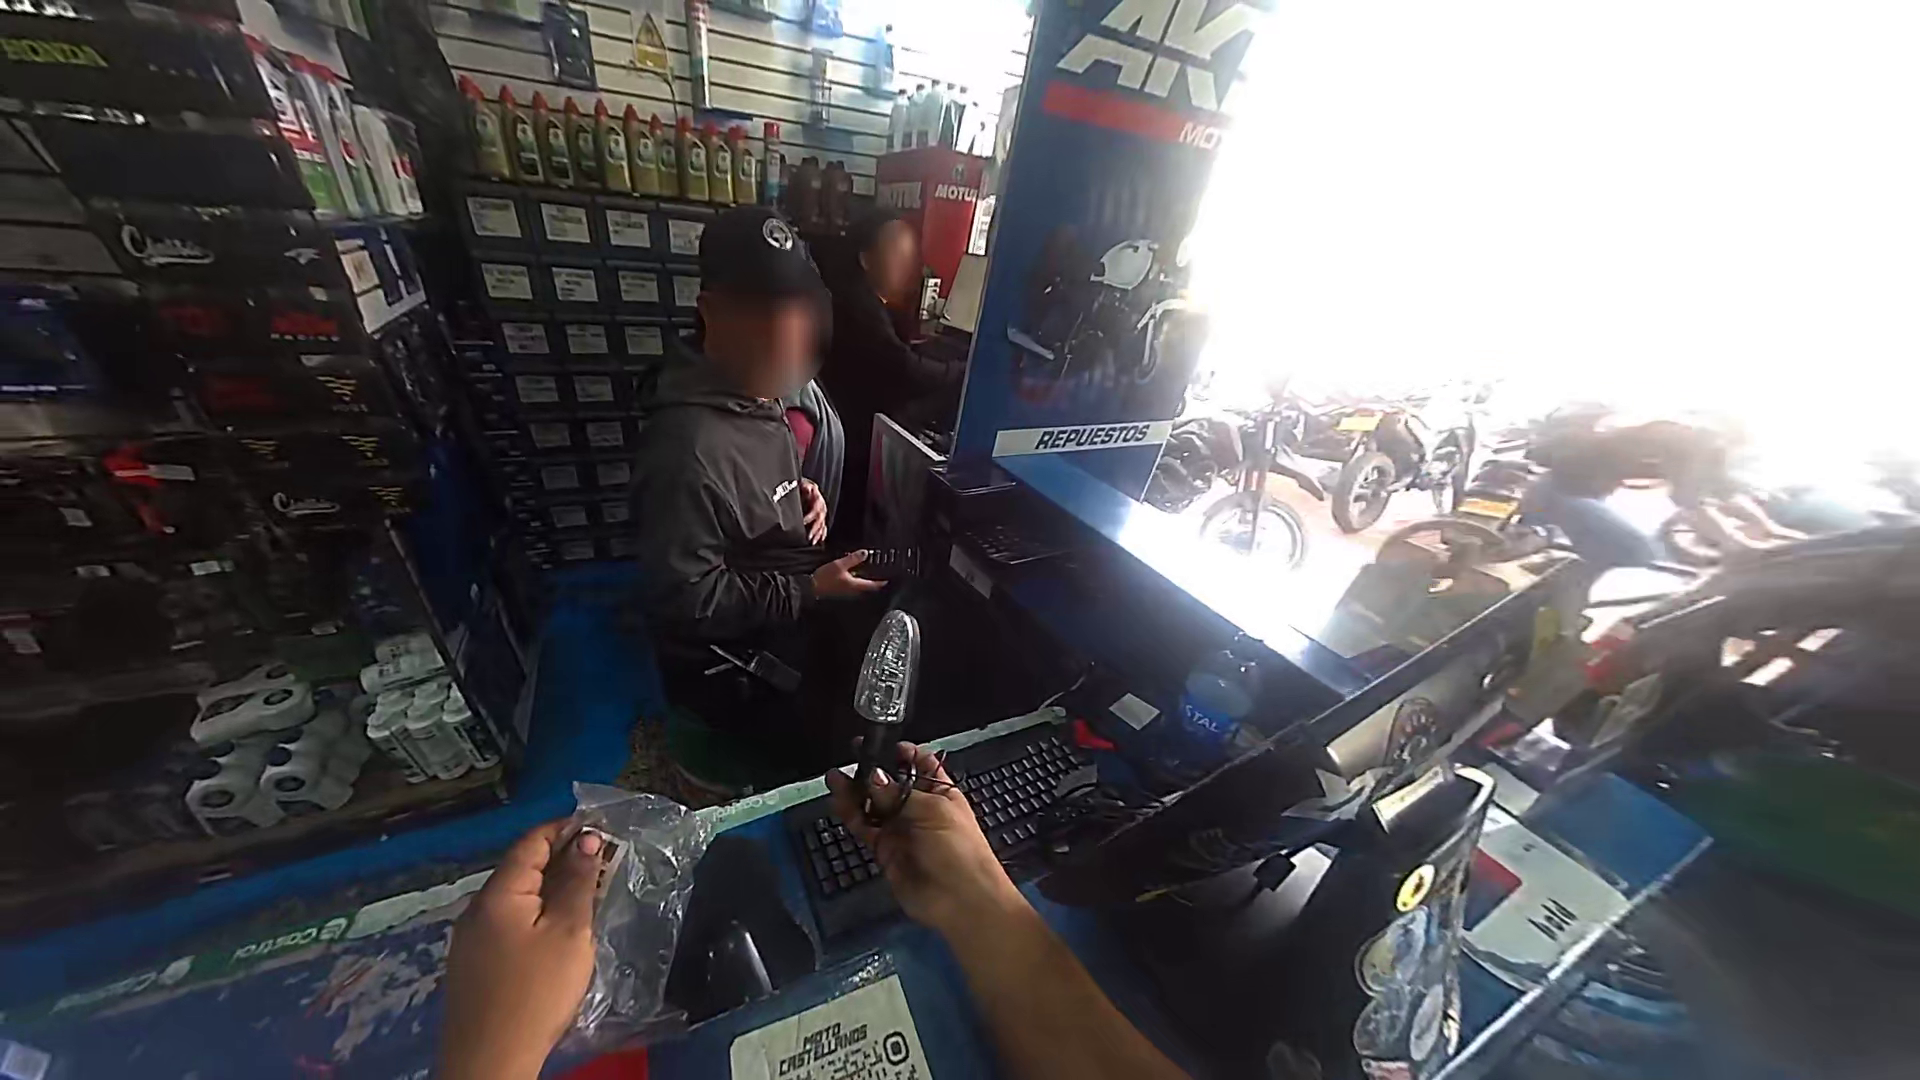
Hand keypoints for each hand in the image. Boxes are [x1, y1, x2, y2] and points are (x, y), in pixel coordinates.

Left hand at [440, 823, 601, 1079]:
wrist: (489, 1068)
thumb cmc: (536, 991)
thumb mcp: (570, 929)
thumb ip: (579, 879)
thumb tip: (588, 838)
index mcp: (497, 896)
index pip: (532, 842)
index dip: (568, 828)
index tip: (605, 828)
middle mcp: (478, 910)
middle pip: (523, 865)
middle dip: (565, 854)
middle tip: (606, 857)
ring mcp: (473, 939)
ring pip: (519, 893)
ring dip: (555, 882)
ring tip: (593, 885)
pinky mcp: (476, 962)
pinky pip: (512, 917)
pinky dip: (541, 906)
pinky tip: (565, 920)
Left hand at [800, 479, 827, 544]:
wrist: (803, 485)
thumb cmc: (800, 485)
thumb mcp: (801, 483)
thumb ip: (805, 486)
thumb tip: (809, 488)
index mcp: (817, 498)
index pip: (816, 509)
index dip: (810, 516)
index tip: (803, 522)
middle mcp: (821, 506)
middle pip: (821, 519)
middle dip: (815, 529)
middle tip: (808, 537)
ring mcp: (822, 512)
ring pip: (822, 524)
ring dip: (818, 534)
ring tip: (812, 542)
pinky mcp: (820, 517)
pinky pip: (823, 526)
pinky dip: (822, 534)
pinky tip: (821, 540)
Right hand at [811, 549, 884, 599]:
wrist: (810, 587)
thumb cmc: (825, 578)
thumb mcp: (840, 565)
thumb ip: (853, 559)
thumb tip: (866, 553)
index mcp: (855, 585)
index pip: (873, 585)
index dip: (882, 582)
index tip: (889, 578)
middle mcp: (853, 590)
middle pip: (868, 586)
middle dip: (875, 580)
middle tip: (881, 573)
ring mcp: (847, 591)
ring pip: (860, 585)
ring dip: (865, 579)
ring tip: (869, 571)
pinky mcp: (841, 589)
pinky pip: (853, 584)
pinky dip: (856, 579)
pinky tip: (854, 572)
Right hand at [825, 742, 1026, 939]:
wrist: (960, 900)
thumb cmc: (957, 847)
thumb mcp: (933, 812)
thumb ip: (899, 794)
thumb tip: (874, 776)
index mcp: (941, 792)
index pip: (921, 765)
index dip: (905, 754)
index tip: (885, 742)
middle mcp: (919, 808)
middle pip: (891, 784)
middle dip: (873, 771)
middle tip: (852, 755)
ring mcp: (901, 829)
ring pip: (873, 805)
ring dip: (855, 791)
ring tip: (835, 777)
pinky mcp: (886, 851)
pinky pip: (866, 828)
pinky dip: (852, 815)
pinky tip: (839, 802)